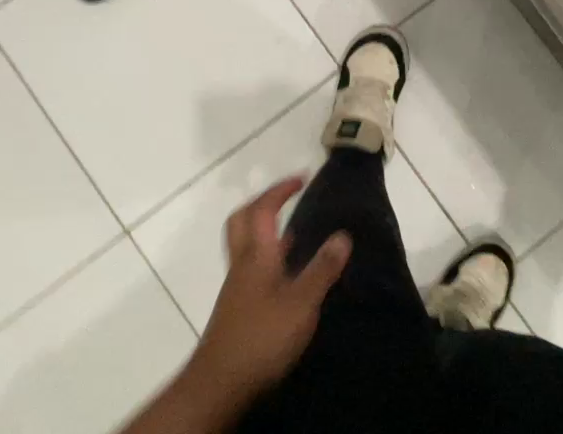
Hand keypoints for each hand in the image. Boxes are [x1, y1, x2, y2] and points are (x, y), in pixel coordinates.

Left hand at [187, 177, 351, 402]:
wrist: (220, 384)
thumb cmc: (261, 337)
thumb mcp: (301, 303)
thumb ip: (322, 269)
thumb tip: (343, 234)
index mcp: (256, 255)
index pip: (263, 209)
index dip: (280, 190)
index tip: (300, 179)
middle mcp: (242, 264)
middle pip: (242, 221)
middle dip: (263, 204)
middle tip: (286, 200)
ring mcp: (237, 287)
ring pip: (246, 246)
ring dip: (267, 232)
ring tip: (297, 235)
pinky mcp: (238, 308)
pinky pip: (252, 268)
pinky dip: (269, 260)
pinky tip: (289, 278)